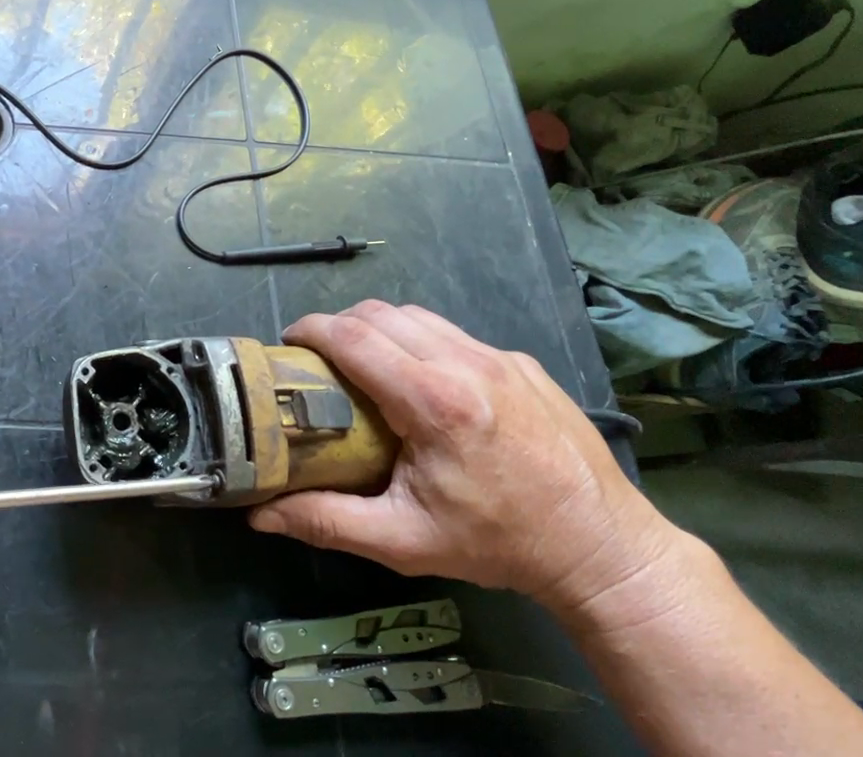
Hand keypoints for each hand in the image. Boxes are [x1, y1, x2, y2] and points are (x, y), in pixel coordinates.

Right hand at [249, 301, 674, 610]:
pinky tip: (418, 379)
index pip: (353, 337)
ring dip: (376, 328)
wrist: (604, 549)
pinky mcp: (523, 363)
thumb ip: (325, 520)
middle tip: (317, 360)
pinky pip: (452, 333)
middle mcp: (466, 364)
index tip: (286, 345)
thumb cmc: (497, 544)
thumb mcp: (402, 540)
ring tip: (360, 362)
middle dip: (337, 325)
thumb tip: (257, 515)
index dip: (310, 330)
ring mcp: (500, 358)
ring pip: (417, 315)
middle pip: (379, 314)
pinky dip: (418, 340)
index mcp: (433, 402)